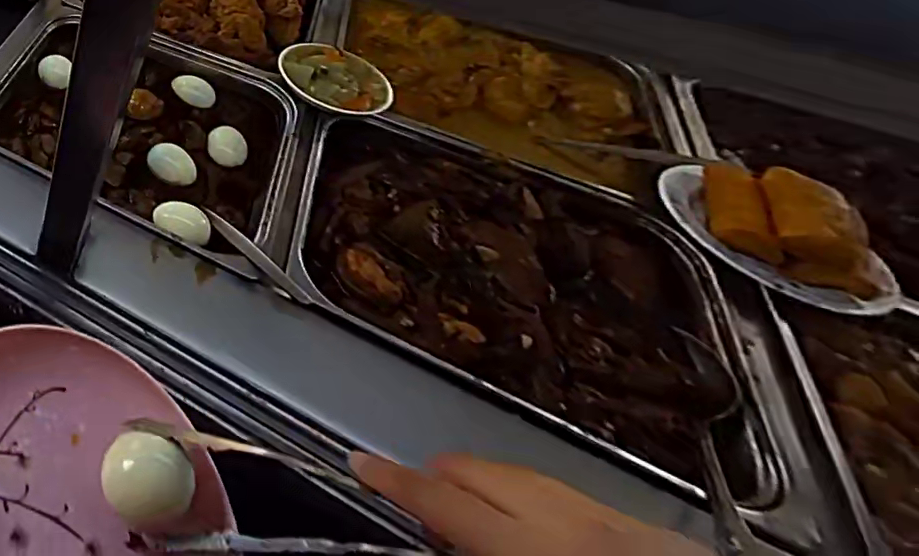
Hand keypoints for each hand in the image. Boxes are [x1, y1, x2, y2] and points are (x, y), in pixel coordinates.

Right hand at [349, 451, 711, 555]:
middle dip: (436, 478)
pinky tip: (543, 534)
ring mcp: (614, 518)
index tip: (359, 463)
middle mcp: (568, 519)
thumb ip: (474, 549)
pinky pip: (567, 493)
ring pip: (518, 474)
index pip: (438, 496)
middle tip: (425, 515)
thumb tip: (437, 534)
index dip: (391, 478)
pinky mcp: (651, 529)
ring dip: (484, 489)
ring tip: (479, 524)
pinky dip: (535, 503)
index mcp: (530, 545)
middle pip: (472, 469)